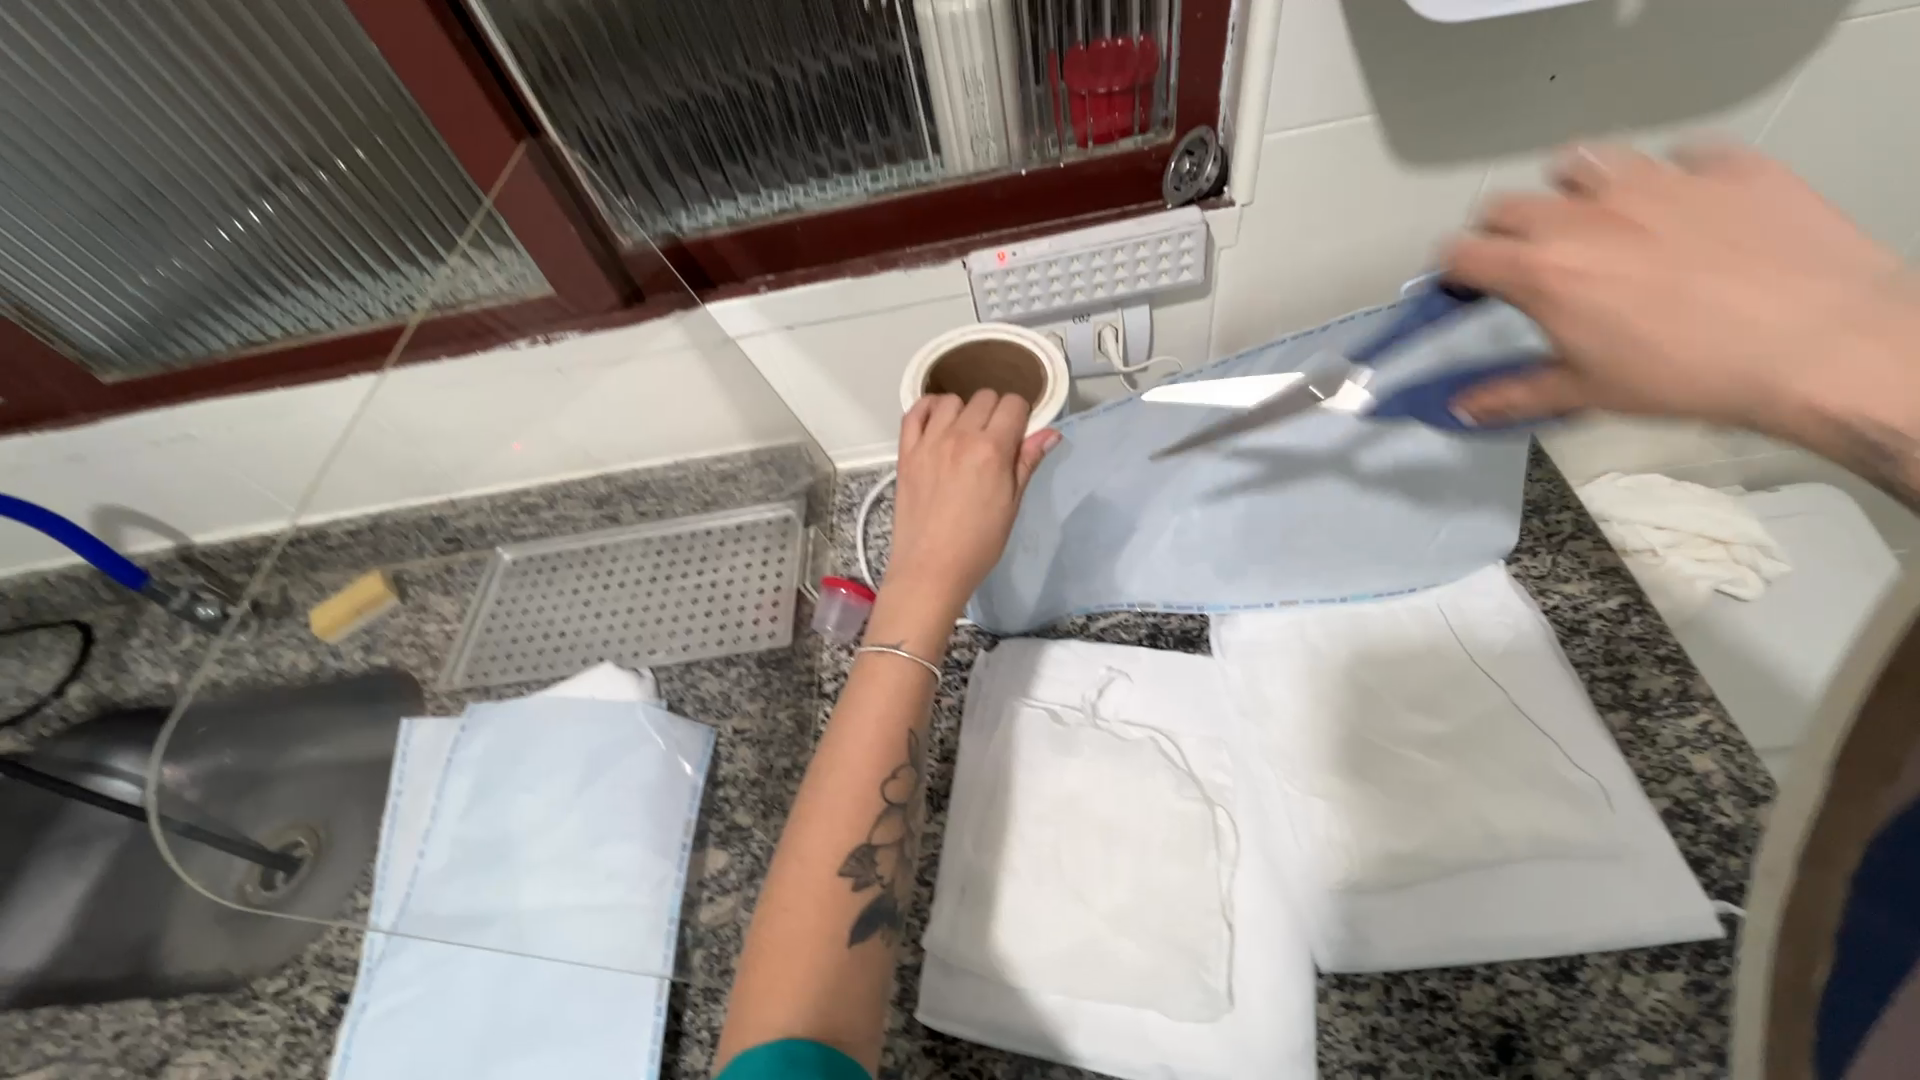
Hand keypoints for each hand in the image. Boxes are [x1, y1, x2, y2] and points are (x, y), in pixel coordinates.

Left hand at [883, 391, 1060, 616]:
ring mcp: (929, 442)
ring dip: (964, 411)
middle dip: (996, 412)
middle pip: (985, 397)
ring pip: (952, 400)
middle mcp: (960, 437)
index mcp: (992, 450)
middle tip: (995, 441)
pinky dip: (928, 409)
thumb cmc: (978, 544)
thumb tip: (1051, 433)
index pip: (1014, 405)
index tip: (1019, 436)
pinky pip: (915, 411)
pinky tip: (938, 422)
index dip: (1022, 417)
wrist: (931, 569)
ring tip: (966, 436)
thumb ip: (1027, 462)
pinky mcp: (906, 452)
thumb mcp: (1012, 504)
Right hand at [1444, 142, 1911, 431]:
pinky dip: (1669, 176)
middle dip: (1499, 231)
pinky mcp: (1726, 168)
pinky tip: (1681, 206)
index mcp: (1541, 271)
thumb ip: (1511, 395)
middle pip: (1508, 204)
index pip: (1461, 253)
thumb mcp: (1586, 393)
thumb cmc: (1688, 375)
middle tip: (1520, 260)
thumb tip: (1460, 409)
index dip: (1452, 271)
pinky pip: (1682, 154)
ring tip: (1590, 218)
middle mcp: (1586, 216)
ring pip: (1583, 161)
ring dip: (1571, 189)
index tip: (1463, 288)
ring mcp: (1657, 183)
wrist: (1820, 345)